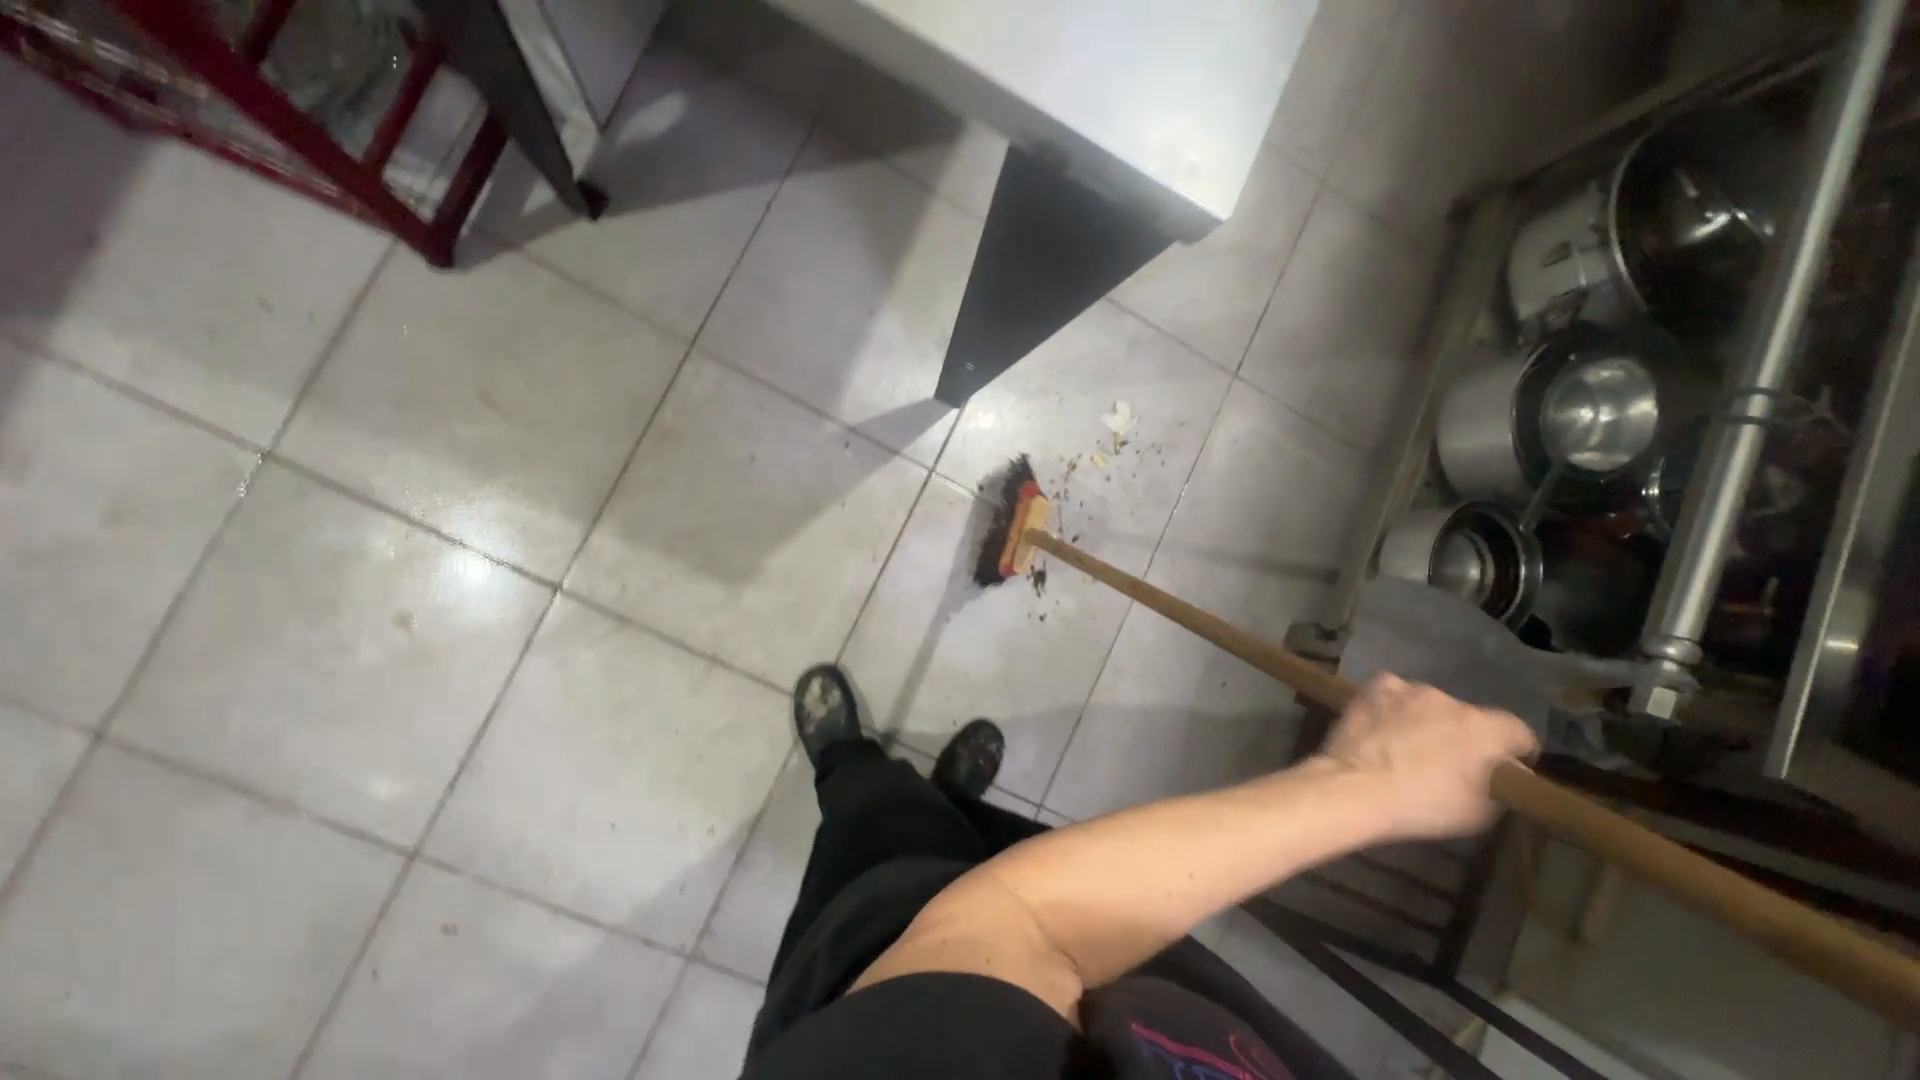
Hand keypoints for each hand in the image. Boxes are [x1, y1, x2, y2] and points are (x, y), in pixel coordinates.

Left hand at [1317, 675, 1538, 840]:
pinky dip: (1392, 707)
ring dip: (1426, 720)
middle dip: (1465, 736)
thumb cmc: (1423, 806)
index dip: (1514, 753)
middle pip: (1470, 717)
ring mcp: (1410, 689)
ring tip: (1406, 745)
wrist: (1356, 788)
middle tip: (1446, 761)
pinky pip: (1394, 694)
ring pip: (1429, 704)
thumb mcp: (1482, 811)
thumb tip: (1505, 770)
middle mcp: (1451, 700)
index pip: (1518, 733)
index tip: (1502, 770)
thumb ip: (1502, 783)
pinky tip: (1382, 726)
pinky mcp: (1376, 688)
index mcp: (1487, 728)